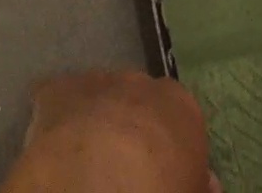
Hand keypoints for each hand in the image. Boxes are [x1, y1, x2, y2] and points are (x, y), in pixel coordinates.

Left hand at [0, 69, 220, 192]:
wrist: (100, 185)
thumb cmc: (158, 188)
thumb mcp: (190, 190)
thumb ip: (199, 183)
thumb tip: (207, 184)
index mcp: (179, 105)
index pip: (178, 118)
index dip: (168, 146)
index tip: (162, 172)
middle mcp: (139, 83)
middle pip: (137, 103)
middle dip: (131, 129)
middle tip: (124, 167)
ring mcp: (97, 81)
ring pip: (98, 98)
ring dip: (95, 120)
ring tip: (86, 158)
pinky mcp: (57, 89)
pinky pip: (58, 98)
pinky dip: (57, 116)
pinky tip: (54, 142)